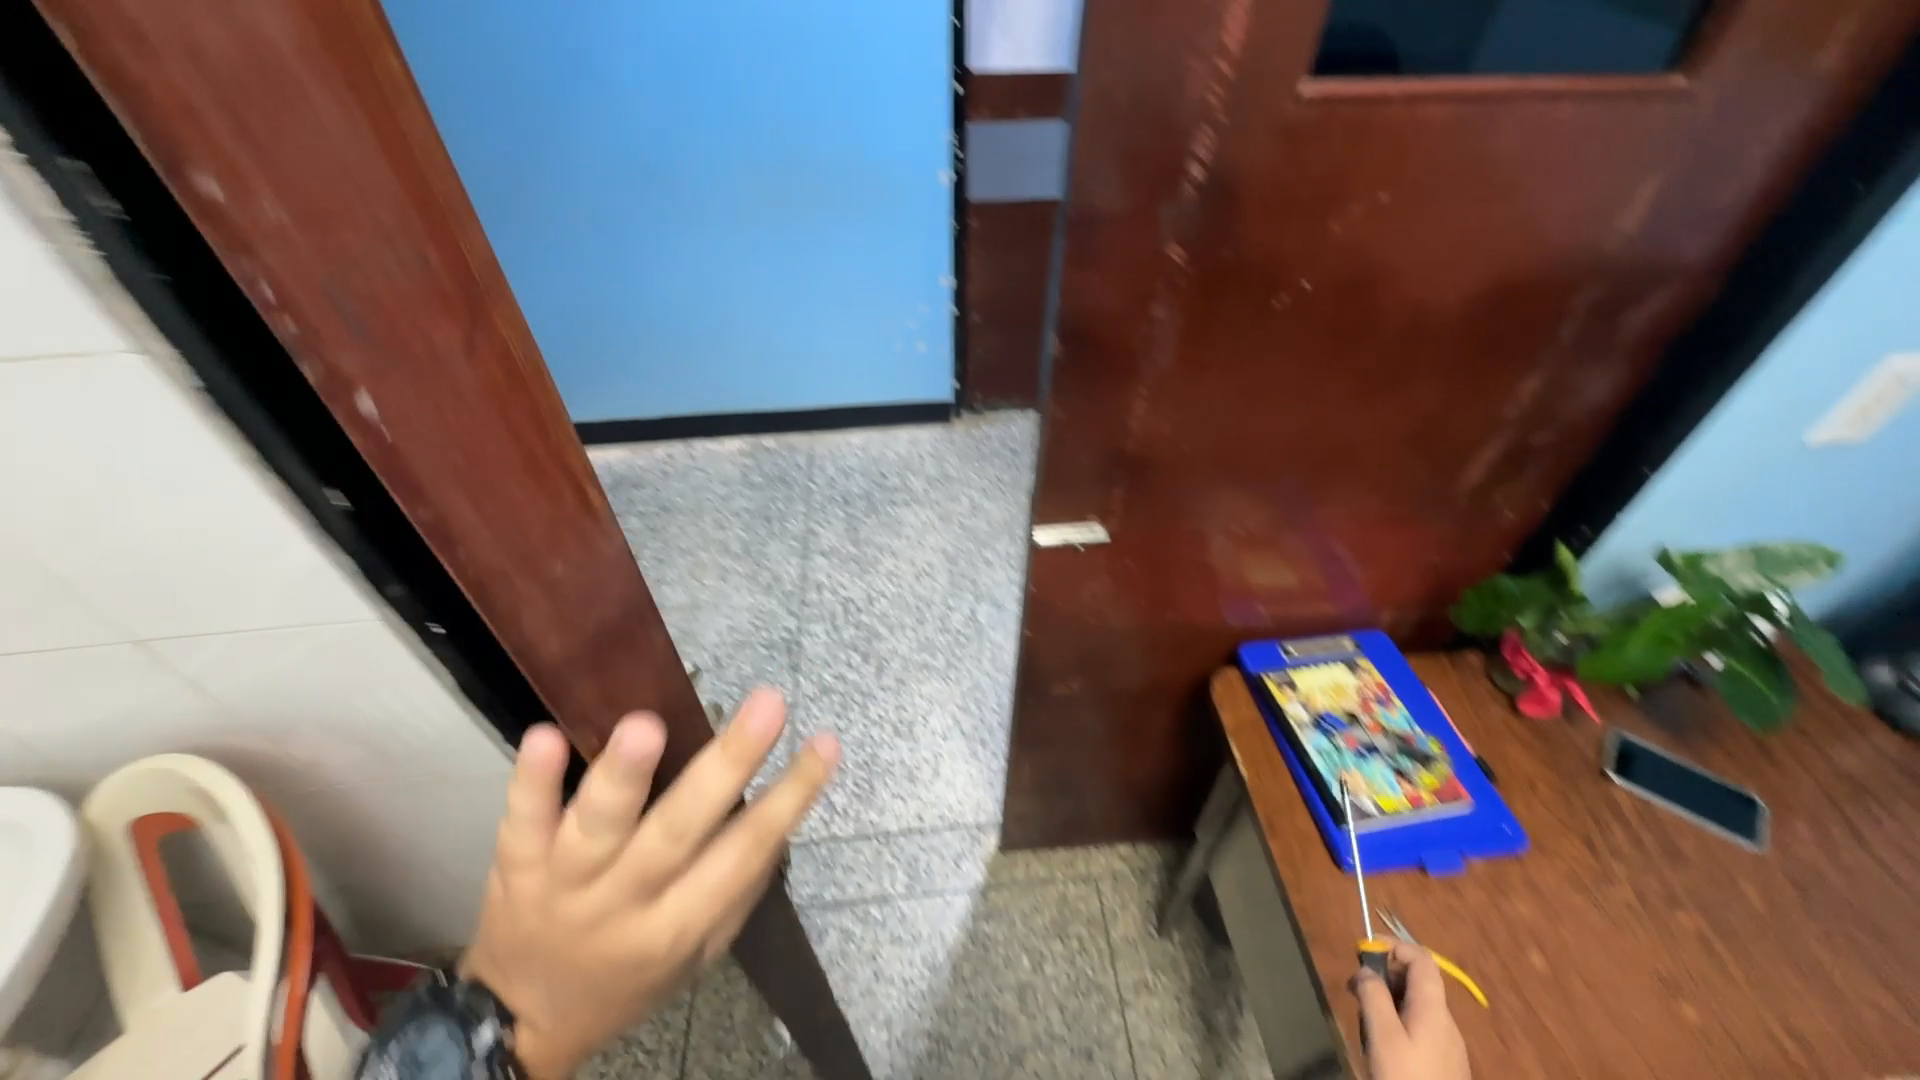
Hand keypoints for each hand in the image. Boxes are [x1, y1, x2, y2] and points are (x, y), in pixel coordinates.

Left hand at [459, 690, 837, 1078]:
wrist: (519, 1022)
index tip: (825, 743)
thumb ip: (736, 891)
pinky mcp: (515, 865)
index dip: (790, 798)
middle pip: (679, 832)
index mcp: (679, 925)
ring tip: (648, 724)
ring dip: (623, 776)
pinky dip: (532, 781)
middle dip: (728, 764)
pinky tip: (546, 734)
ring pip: (597, 828)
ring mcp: (564, 883)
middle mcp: (625, 903)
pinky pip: (520, 822)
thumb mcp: (698, 955)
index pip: (745, 854)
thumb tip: (780, 819)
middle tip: (770, 704)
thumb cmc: (629, 980)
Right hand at [1352, 941, 1470, 1079]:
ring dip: (1387, 997)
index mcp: (1433, 1008)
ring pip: (1416, 1003)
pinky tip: (1381, 1039)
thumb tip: (1366, 970)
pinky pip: (1419, 1024)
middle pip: (1418, 980)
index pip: (1421, 958)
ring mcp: (1447, 1041)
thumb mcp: (1382, 1036)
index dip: (1393, 946)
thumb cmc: (1405, 1077)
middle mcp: (1445, 1020)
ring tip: (1363, 1015)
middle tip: (1354, 986)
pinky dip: (1397, 1017)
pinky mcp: (1443, 1059)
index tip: (1363, 950)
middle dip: (1384, 973)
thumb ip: (1373, 996)